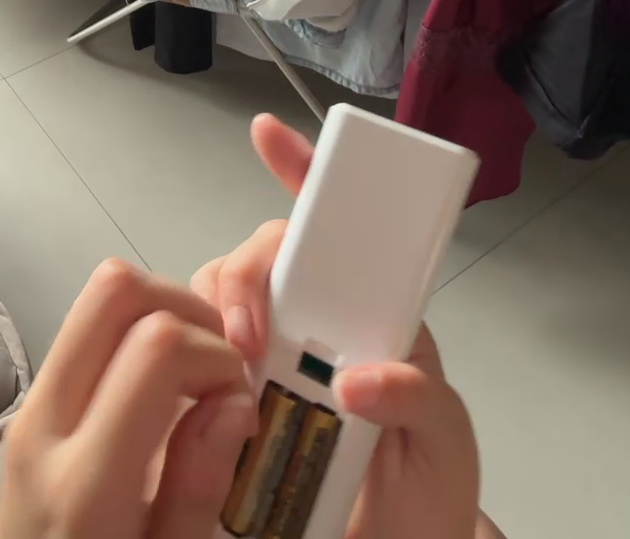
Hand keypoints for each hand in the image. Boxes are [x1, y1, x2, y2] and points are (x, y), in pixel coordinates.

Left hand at [0, 258, 260, 538]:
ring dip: (160, 309)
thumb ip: (198, 486)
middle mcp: (44, 421)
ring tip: (194, 369)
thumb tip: (232, 397)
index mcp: (83, 482)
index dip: (214, 354)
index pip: (154, 347)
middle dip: (184, 305)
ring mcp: (29, 402)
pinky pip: (87, 325)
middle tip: (216, 360)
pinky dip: (137, 327)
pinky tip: (163, 380)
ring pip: (97, 294)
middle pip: (114, 290)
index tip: (236, 397)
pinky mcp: (31, 396)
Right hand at [191, 115, 484, 538]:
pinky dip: (184, 343)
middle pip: (266, 253)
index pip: (337, 227)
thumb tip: (359, 375)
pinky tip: (191, 370)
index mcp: (369, 312)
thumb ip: (424, 402)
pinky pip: (191, 341)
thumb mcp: (445, 447)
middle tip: (248, 331)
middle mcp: (312, 316)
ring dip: (216, 307)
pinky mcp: (227, 385)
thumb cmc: (420, 496)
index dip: (303, 172)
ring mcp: (266, 349)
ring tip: (230, 362)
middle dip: (248, 270)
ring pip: (221, 289)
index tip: (268, 135)